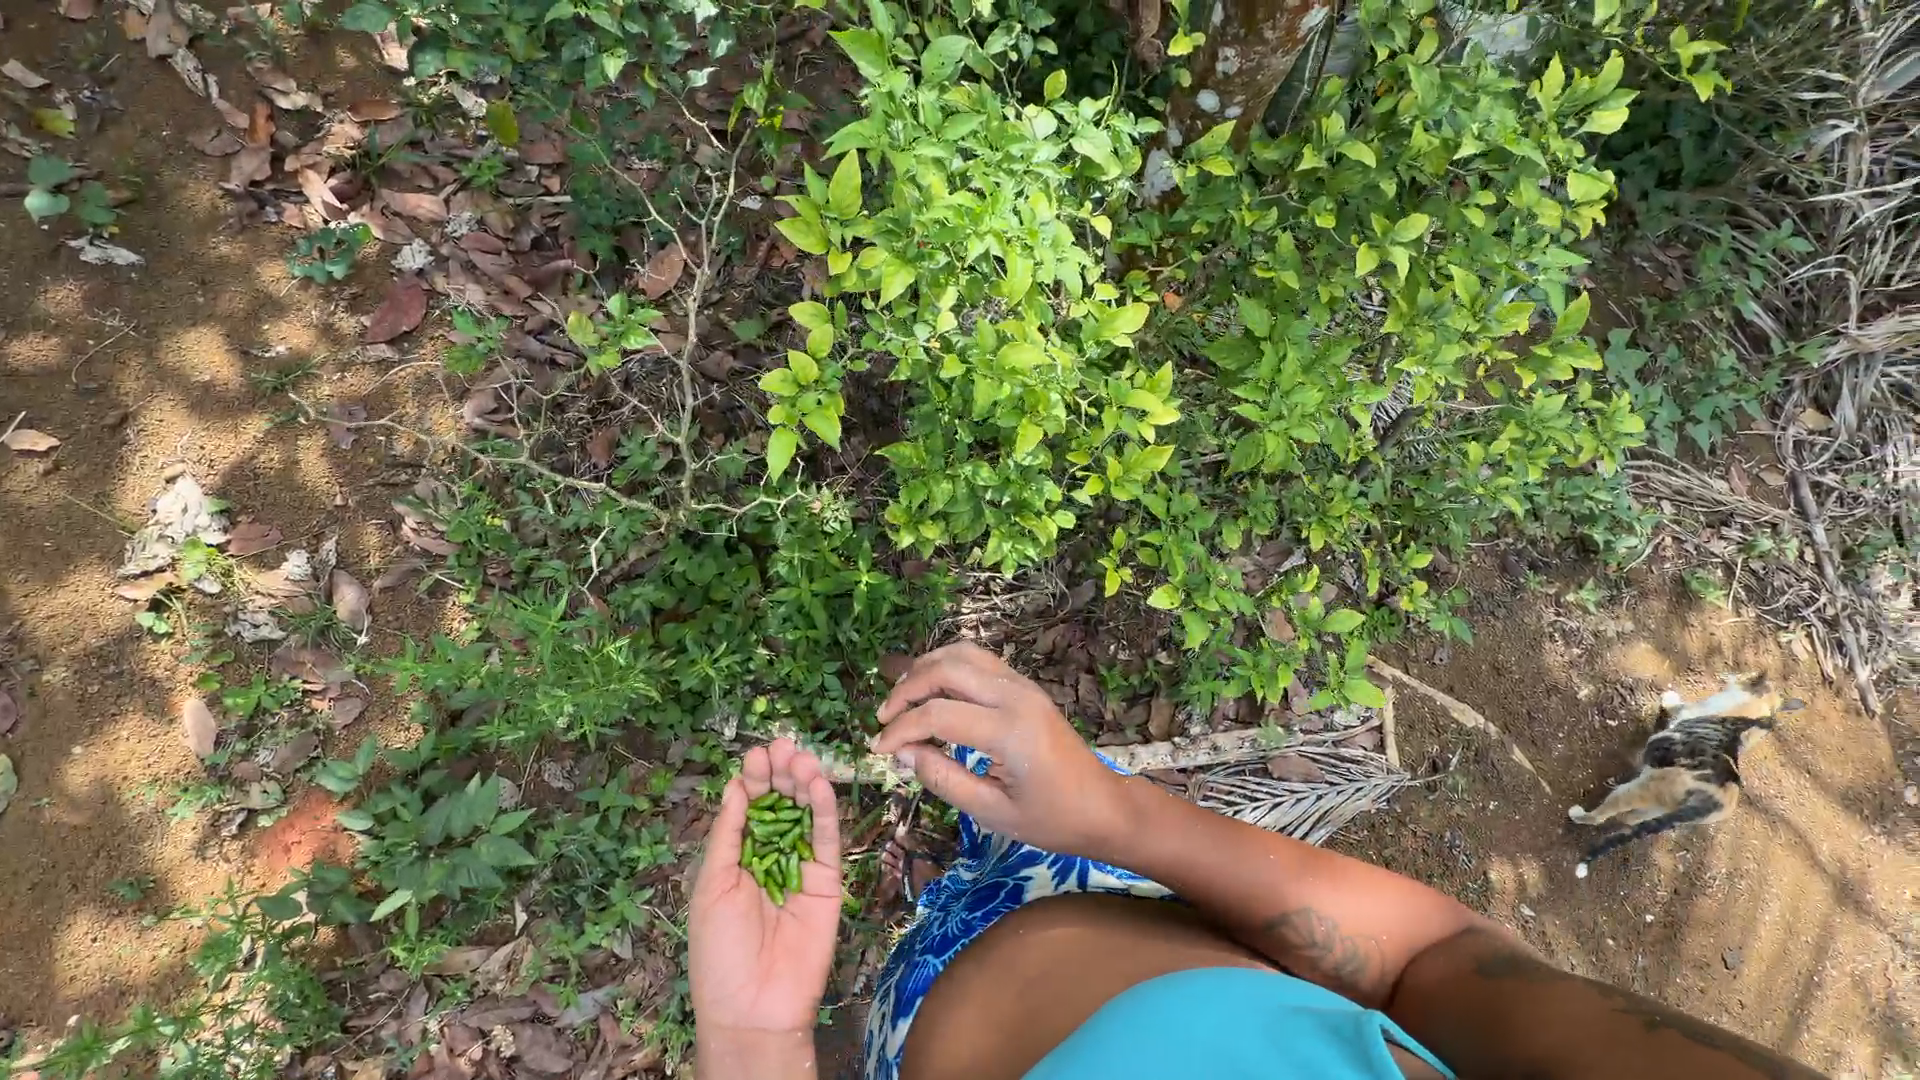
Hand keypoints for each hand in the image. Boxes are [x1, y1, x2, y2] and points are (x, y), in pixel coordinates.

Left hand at [689, 738, 842, 1039]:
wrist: (753, 1007)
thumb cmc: (720, 951)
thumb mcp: (712, 887)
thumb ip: (728, 834)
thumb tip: (736, 785)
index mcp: (739, 857)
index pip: (750, 808)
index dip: (754, 780)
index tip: (756, 755)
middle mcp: (772, 855)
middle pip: (780, 804)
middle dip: (780, 774)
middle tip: (782, 746)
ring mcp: (802, 865)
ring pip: (806, 815)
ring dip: (804, 784)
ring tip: (800, 758)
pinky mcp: (828, 879)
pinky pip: (827, 839)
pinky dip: (825, 810)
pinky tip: (819, 784)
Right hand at [872, 641, 1134, 857]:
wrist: (1103, 807)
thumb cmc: (1051, 820)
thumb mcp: (993, 813)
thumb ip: (944, 779)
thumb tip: (903, 753)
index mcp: (1009, 731)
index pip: (937, 715)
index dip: (900, 729)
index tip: (878, 750)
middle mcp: (1015, 696)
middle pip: (946, 669)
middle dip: (906, 690)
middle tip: (883, 719)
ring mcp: (1023, 685)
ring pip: (963, 653)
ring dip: (926, 669)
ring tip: (902, 700)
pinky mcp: (1025, 685)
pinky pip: (979, 660)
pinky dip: (948, 667)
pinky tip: (932, 691)